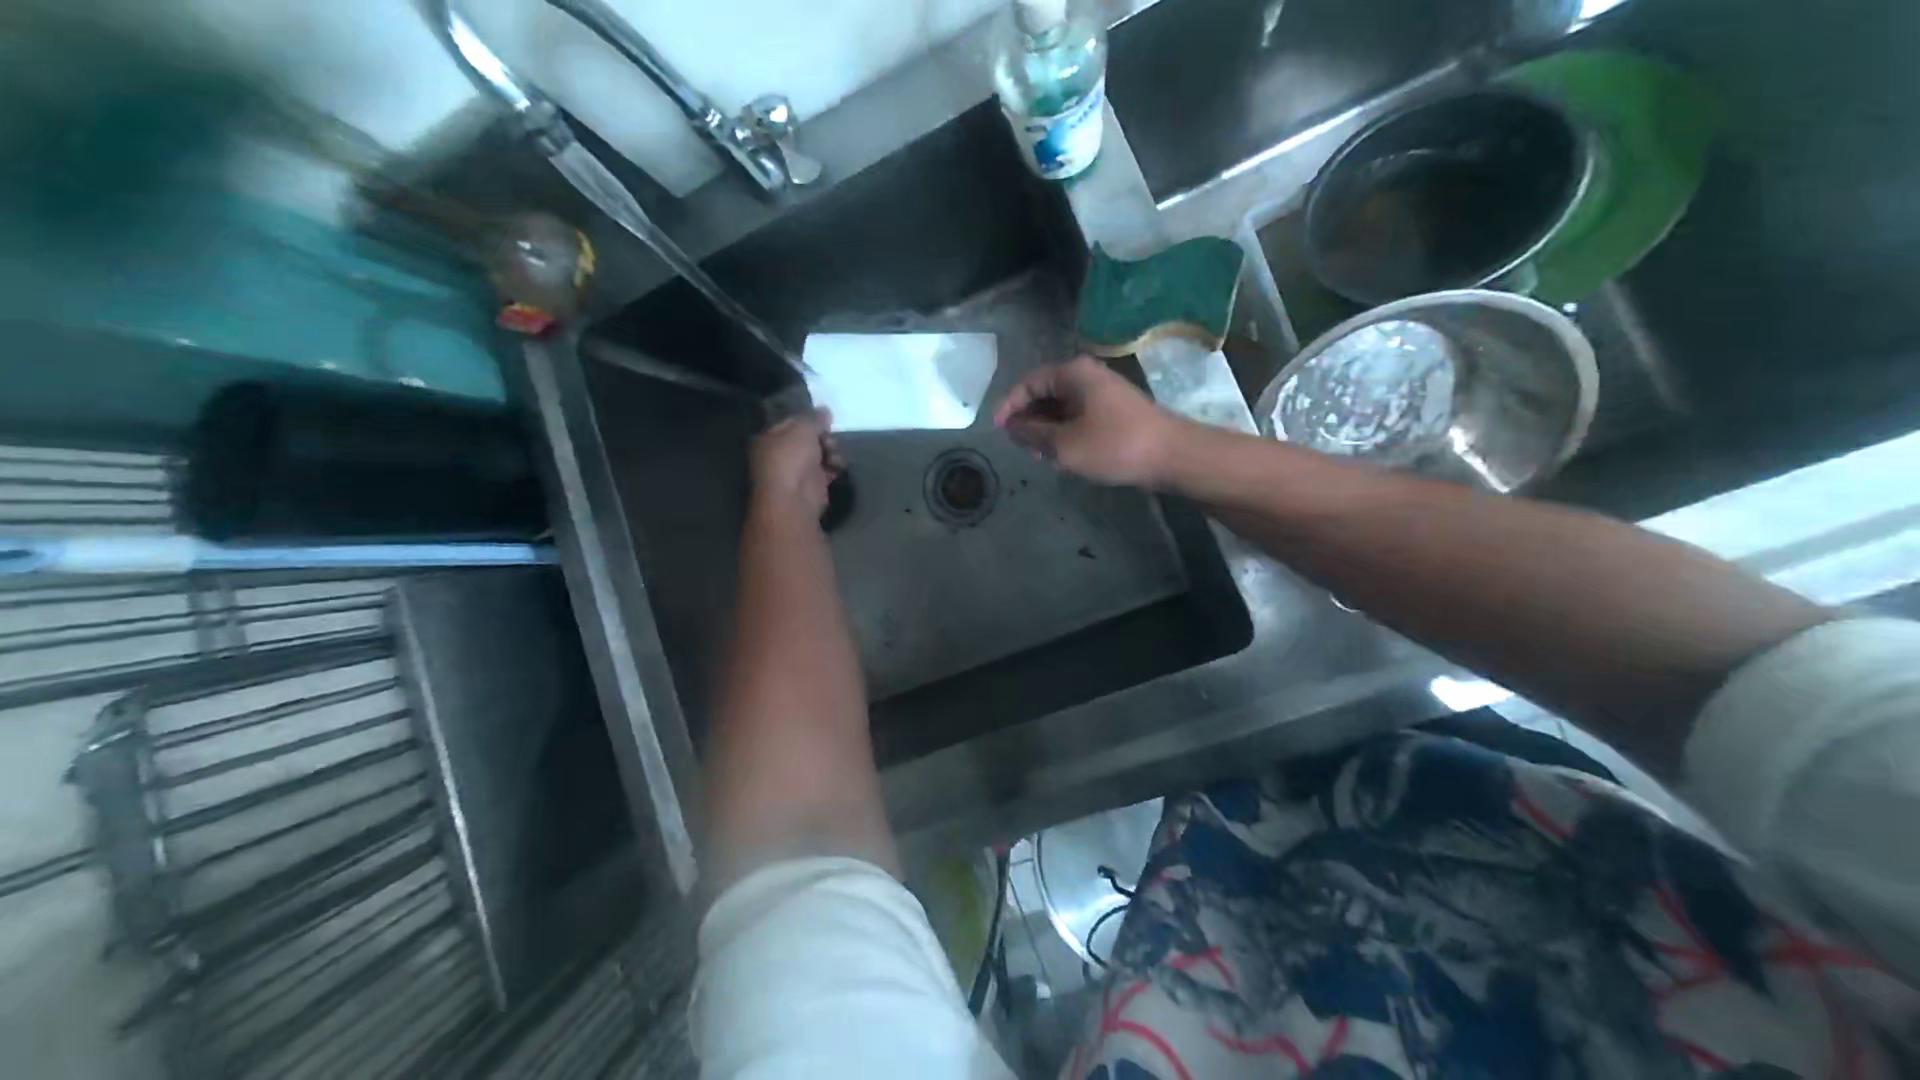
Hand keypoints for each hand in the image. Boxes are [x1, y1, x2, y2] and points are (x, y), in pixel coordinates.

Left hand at [750, 408, 842, 520]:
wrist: (794, 499)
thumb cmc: (790, 458)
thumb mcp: (802, 428)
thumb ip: (814, 418)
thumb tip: (825, 410)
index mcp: (770, 438)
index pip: (791, 422)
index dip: (809, 418)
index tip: (826, 418)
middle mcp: (781, 454)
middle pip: (808, 438)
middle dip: (823, 436)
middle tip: (829, 439)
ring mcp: (797, 471)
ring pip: (819, 454)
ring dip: (831, 451)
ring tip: (835, 455)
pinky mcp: (813, 486)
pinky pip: (827, 470)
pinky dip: (834, 467)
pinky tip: (838, 466)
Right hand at [992, 355, 1188, 486]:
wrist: (1171, 455)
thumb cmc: (1114, 446)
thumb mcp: (1064, 445)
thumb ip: (1032, 434)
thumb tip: (1012, 428)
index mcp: (1073, 373)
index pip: (1028, 383)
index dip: (1009, 407)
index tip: (997, 431)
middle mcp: (1087, 376)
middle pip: (1045, 394)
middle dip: (1028, 421)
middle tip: (1021, 448)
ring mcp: (1103, 393)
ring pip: (1061, 408)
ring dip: (1047, 431)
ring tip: (1041, 457)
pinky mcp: (1114, 412)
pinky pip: (1078, 417)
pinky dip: (1065, 434)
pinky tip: (1063, 457)